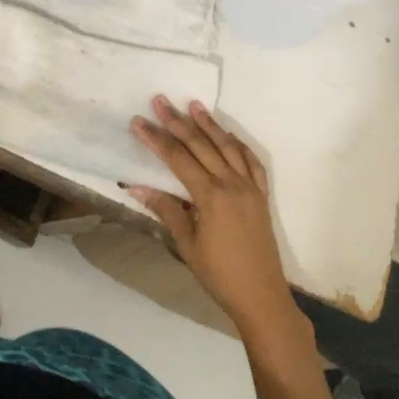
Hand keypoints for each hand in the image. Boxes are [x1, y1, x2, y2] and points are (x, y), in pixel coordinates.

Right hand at [130, 96, 299, 333]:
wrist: (262, 298)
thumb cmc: (219, 275)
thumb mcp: (186, 244)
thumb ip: (165, 209)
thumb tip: (136, 186)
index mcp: (211, 196)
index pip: (177, 158)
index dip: (156, 138)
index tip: (138, 120)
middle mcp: (232, 184)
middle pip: (201, 145)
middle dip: (177, 121)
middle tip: (160, 100)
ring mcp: (250, 188)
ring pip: (227, 147)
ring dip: (209, 125)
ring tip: (193, 104)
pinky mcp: (262, 197)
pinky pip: (251, 162)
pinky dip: (238, 144)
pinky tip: (228, 135)